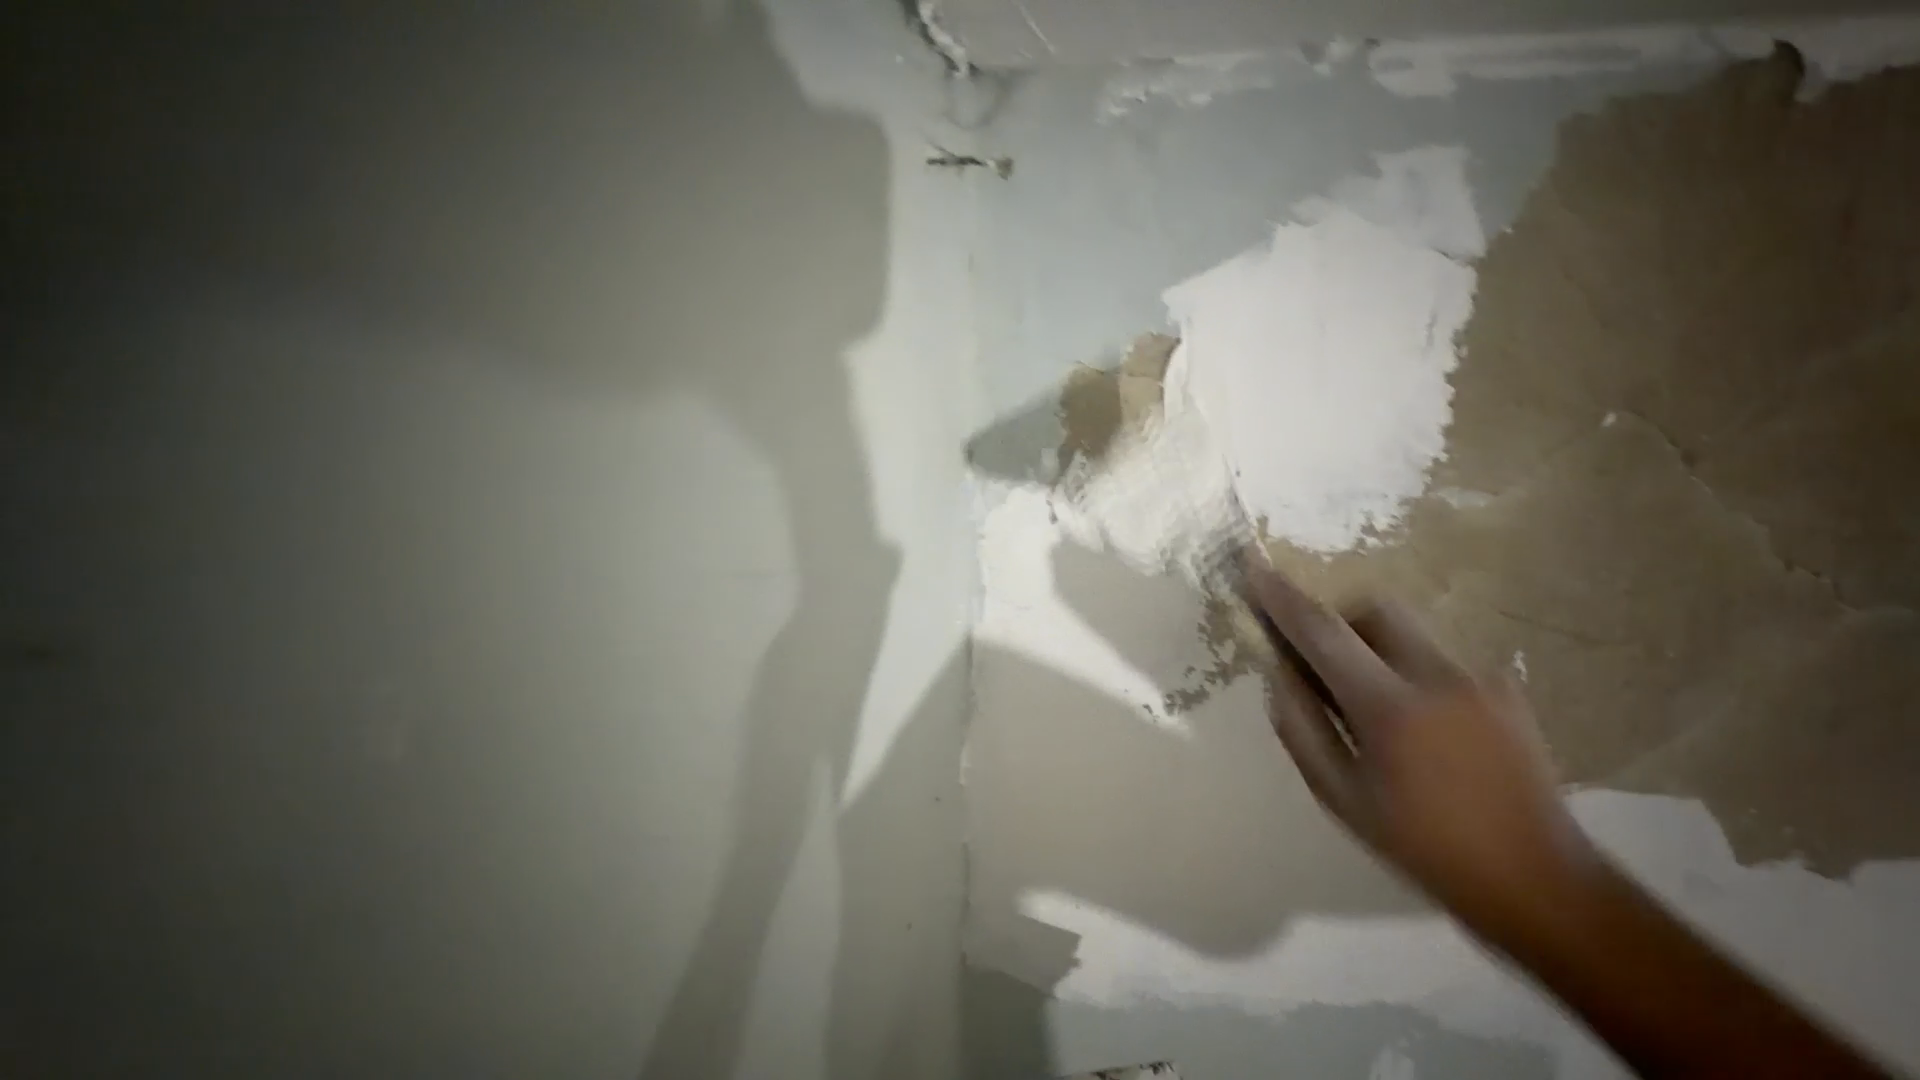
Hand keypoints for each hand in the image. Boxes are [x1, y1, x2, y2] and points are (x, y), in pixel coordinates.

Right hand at [1242, 557, 1600, 928]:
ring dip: (1375, 648)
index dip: (1282, 597)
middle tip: (1321, 664)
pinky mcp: (1507, 689)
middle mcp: (1438, 676)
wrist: (1537, 879)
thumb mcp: (1340, 797)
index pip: (1322, 632)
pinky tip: (1423, 729)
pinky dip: (1412, 674)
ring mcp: (1480, 679)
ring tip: (1374, 707)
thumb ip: (1300, 728)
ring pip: (1410, 632)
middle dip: (1339, 620)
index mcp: (1390, 706)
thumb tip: (1277, 674)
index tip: (1253, 566)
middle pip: (1375, 608)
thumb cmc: (1422, 845)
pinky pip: (1440, 660)